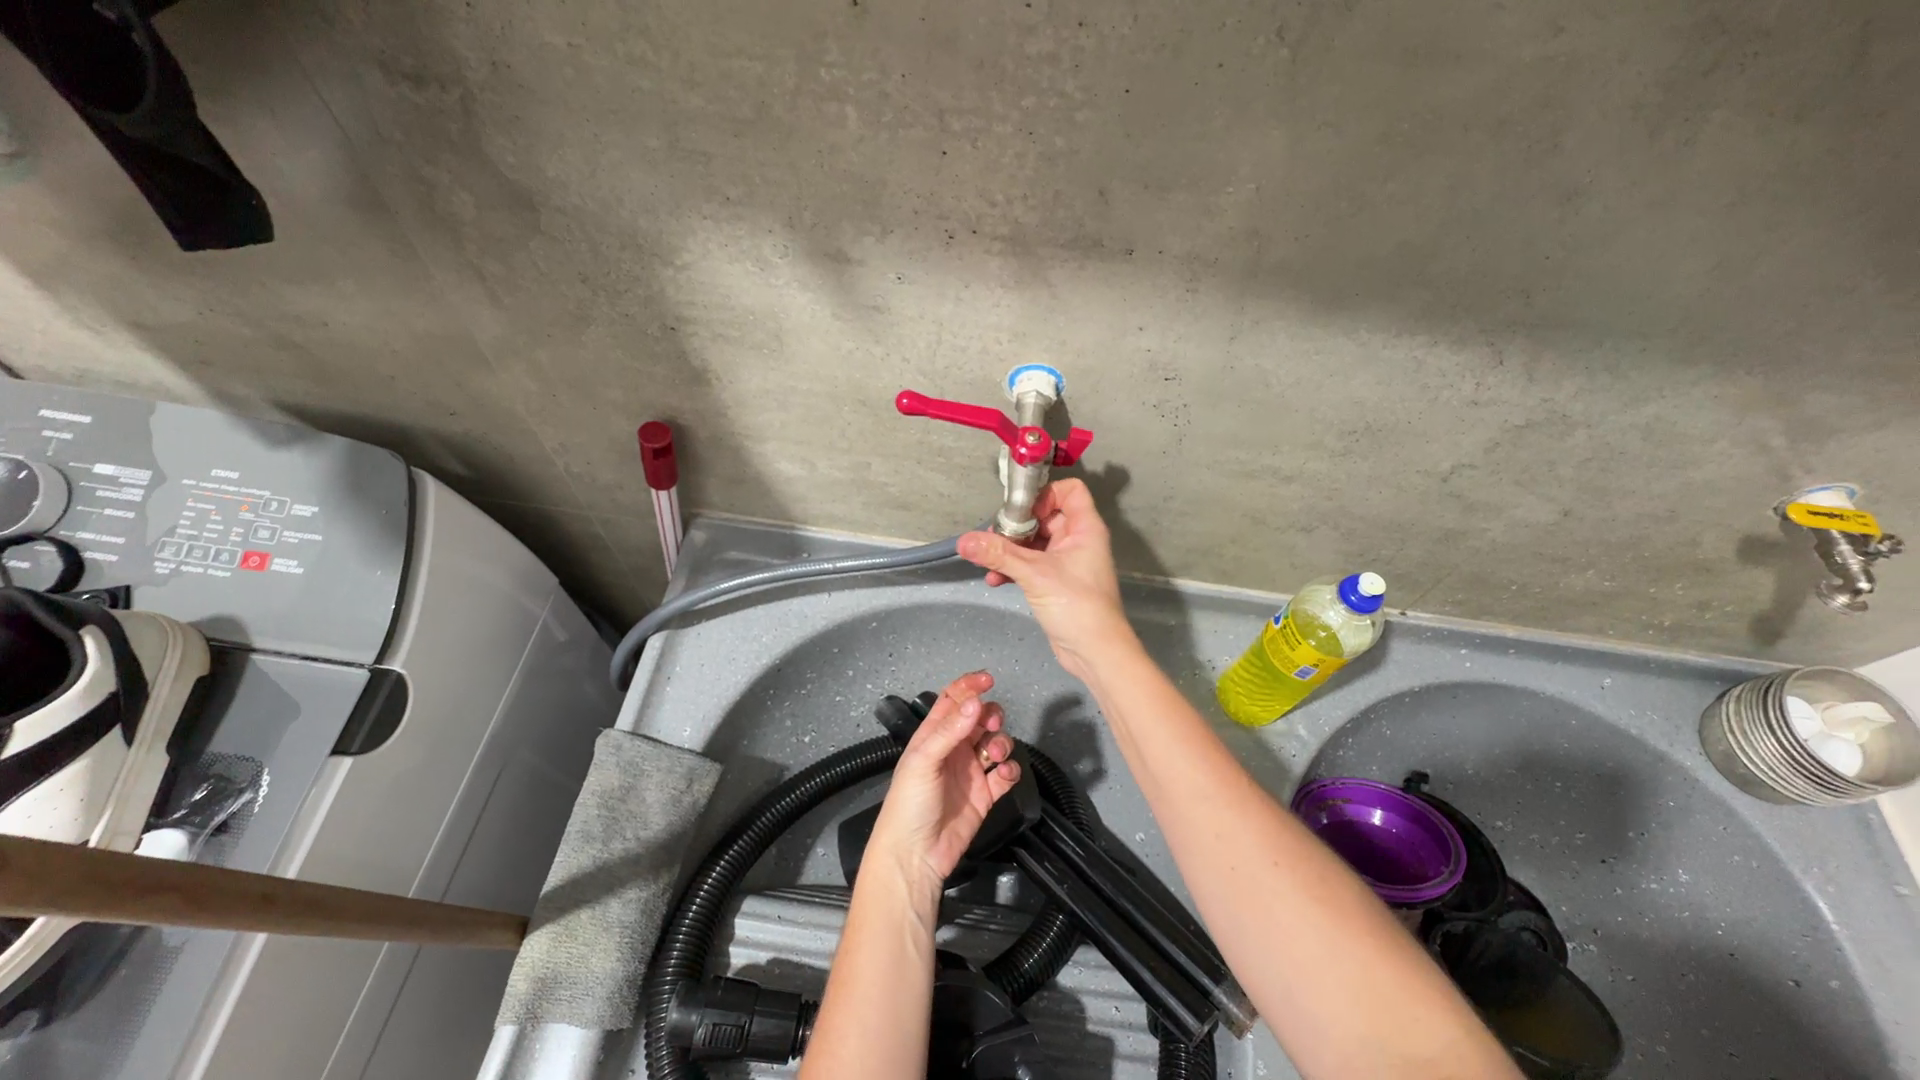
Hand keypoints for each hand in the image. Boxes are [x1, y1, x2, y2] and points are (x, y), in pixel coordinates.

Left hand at [868, 672, 1022, 891]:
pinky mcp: (985, 795)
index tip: (988, 680)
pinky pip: (1004, 776)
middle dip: (991, 716)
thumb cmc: (909, 804)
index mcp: (933, 737)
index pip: (953, 701)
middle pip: (979, 719)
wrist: (916, 855)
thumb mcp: (924, 761)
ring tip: (996, 757)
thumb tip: (975, 700)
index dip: (969, 687)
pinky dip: (1010, 771)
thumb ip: (950, 730)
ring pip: (995, 744)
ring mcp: (971, 772)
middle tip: (991, 726)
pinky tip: (1004, 776)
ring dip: (1001, 743)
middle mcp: (953, 750)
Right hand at [956, 480, 1134, 679]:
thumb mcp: (1034, 574)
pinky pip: (1031, 564)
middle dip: (1016, 526)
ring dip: (1010, 550)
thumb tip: (963, 541)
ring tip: (988, 561)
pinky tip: (994, 580)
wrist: (1095, 652)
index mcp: (1085, 528)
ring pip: (1034, 542)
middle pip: (1044, 516)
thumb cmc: (1075, 604)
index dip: (1044, 495)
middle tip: (992, 538)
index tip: (1019, 512)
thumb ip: (999, 554)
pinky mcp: (1055, 582)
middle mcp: (1078, 540)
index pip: (1069, 491)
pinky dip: (1013, 568)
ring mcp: (1066, 562)